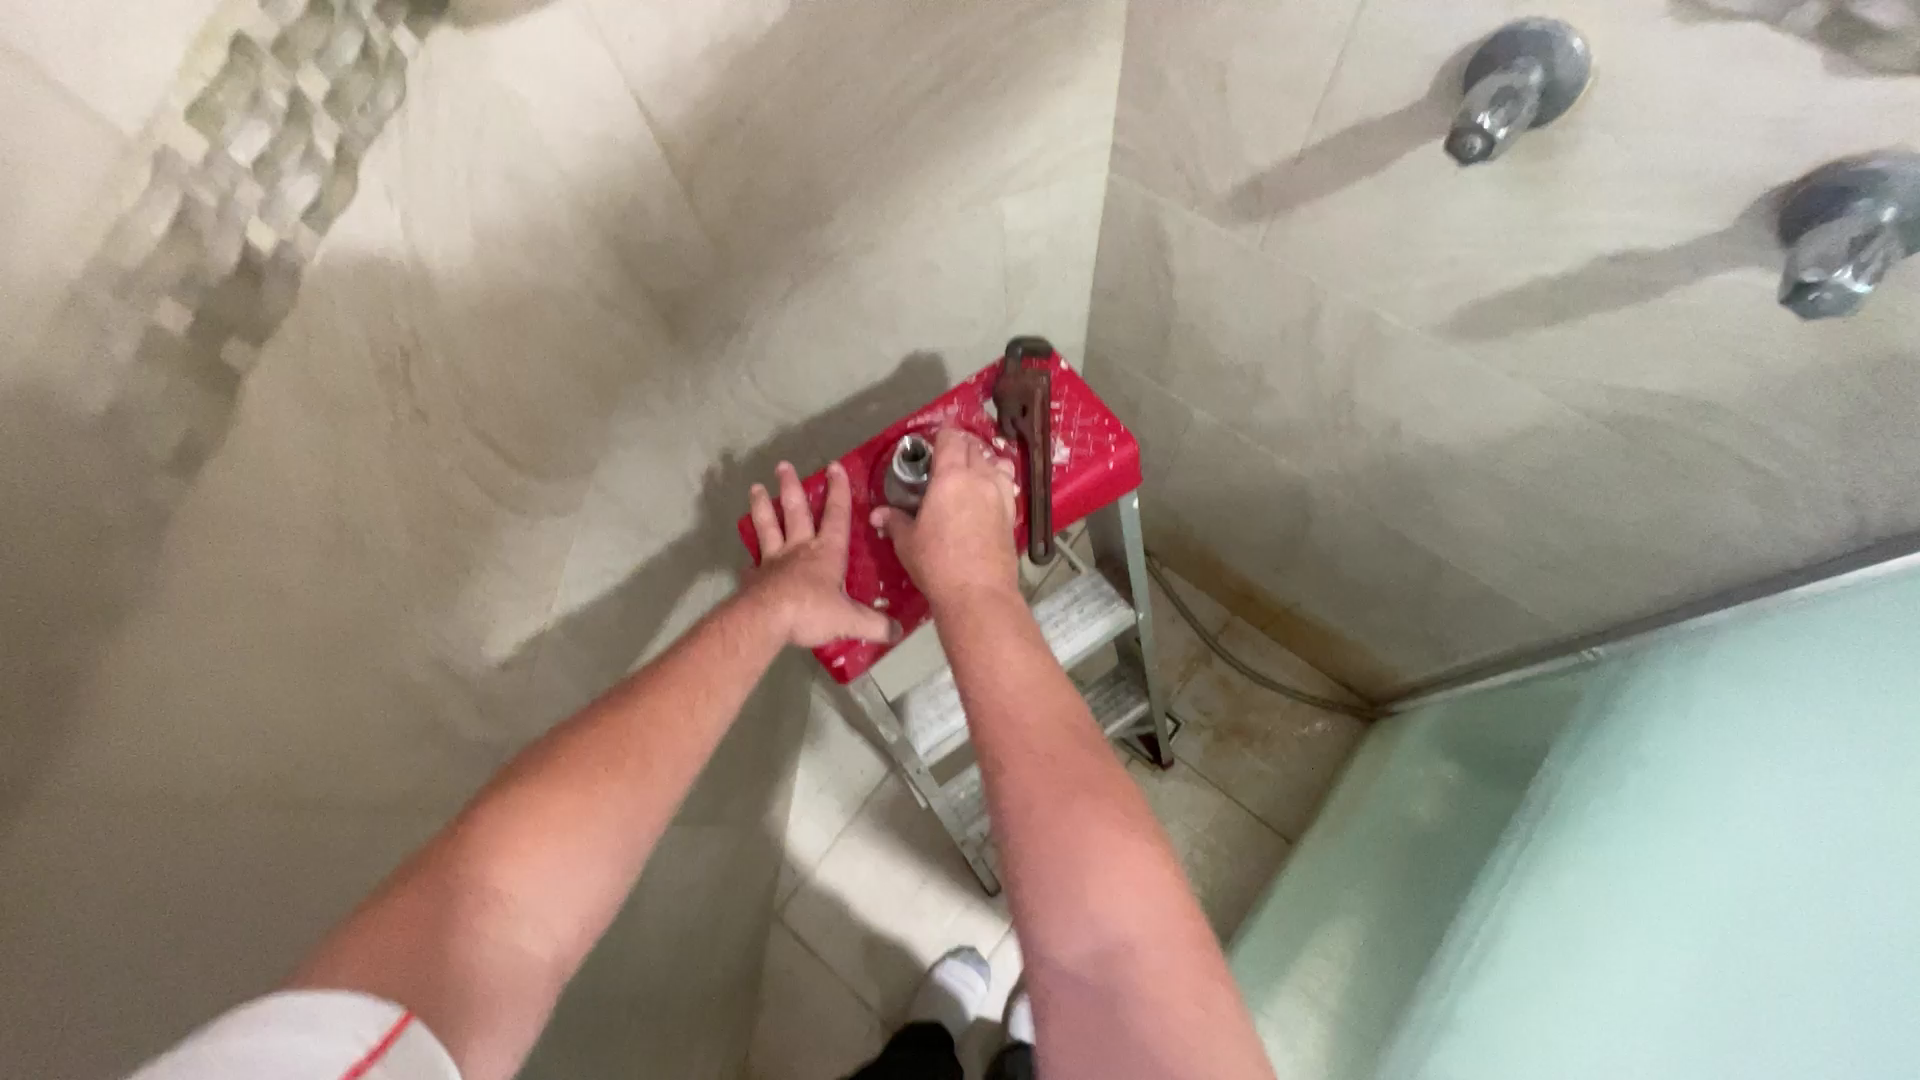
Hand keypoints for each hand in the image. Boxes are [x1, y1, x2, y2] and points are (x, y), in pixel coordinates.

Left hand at [746, 461, 896, 648]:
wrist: (765, 620)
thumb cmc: (810, 611)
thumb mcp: (850, 620)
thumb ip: (875, 624)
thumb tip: (899, 632)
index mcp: (826, 552)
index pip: (836, 515)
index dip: (838, 491)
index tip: (834, 466)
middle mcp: (799, 550)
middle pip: (795, 511)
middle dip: (791, 487)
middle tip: (783, 466)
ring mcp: (773, 562)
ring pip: (767, 527)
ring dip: (762, 507)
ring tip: (755, 488)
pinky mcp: (754, 578)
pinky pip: (752, 566)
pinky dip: (750, 561)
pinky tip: (746, 562)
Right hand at [870, 428, 1019, 603]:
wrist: (978, 593)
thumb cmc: (937, 564)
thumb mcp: (907, 542)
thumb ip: (894, 521)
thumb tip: (877, 514)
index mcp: (951, 476)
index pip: (950, 439)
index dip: (941, 436)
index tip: (932, 443)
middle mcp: (980, 478)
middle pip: (974, 447)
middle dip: (960, 446)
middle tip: (946, 458)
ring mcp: (1000, 495)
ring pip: (996, 462)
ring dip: (983, 460)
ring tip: (970, 471)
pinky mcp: (1012, 514)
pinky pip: (1007, 484)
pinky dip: (998, 480)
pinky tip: (987, 493)